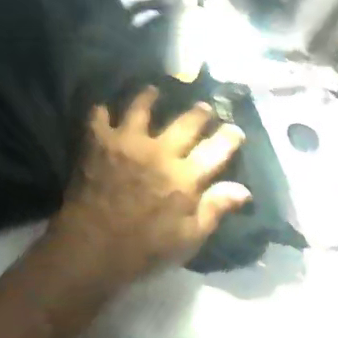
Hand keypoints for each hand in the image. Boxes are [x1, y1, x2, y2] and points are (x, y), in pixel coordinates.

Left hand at [50, 88, 250, 282]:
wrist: (95, 240)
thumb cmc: (146, 247)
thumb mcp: (189, 237)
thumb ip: (215, 209)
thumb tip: (243, 189)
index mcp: (185, 177)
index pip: (215, 151)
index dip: (228, 138)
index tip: (235, 129)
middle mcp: (159, 152)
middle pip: (184, 124)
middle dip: (198, 113)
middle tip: (204, 106)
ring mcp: (127, 141)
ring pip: (140, 108)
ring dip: (148, 97)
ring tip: (153, 90)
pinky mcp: (98, 139)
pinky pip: (99, 115)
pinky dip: (101, 109)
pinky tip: (103, 106)